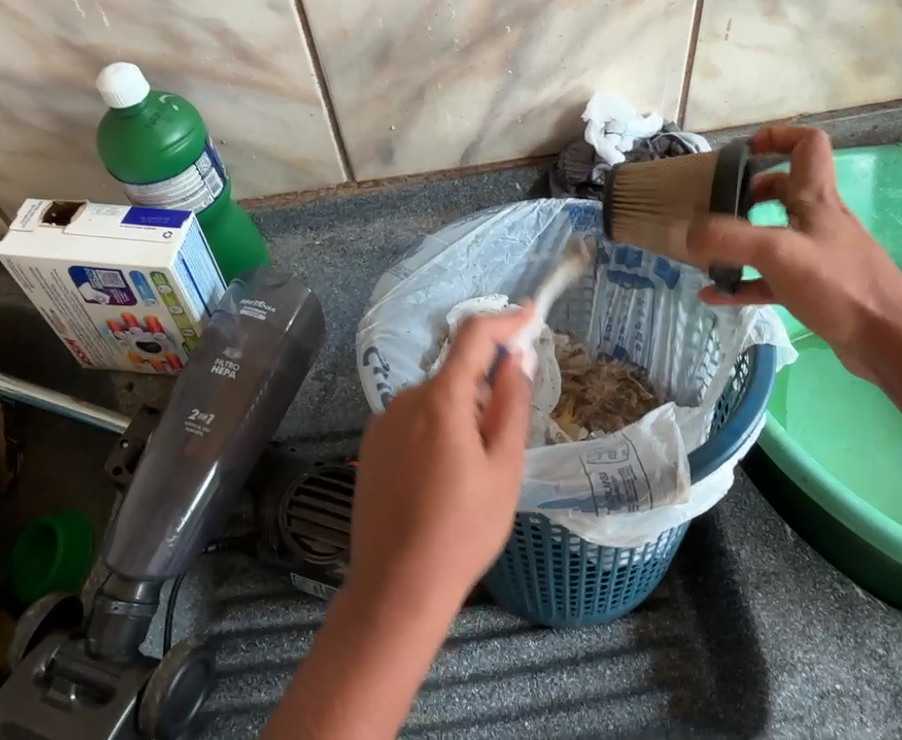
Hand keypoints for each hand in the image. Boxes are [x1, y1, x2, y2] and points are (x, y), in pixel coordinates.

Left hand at [348, 310, 534, 613]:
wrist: (398, 585)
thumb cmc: (463, 529)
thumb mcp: (504, 467)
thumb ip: (512, 403)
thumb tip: (517, 357)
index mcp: (440, 399)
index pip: (473, 336)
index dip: (505, 320)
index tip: (530, 316)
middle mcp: (405, 399)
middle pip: (455, 374)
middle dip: (485, 390)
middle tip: (504, 443)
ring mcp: (382, 423)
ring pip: (436, 400)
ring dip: (461, 415)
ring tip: (472, 475)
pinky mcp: (371, 446)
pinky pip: (414, 422)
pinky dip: (437, 432)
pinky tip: (441, 480)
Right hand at [673, 125, 901, 381]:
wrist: (891, 341)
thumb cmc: (838, 285)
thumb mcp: (776, 253)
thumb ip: (728, 239)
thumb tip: (687, 233)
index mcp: (816, 199)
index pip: (807, 146)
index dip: (777, 138)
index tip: (743, 152)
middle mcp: (819, 221)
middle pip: (786, 190)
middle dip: (749, 192)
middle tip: (717, 205)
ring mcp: (818, 256)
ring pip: (776, 235)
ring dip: (743, 239)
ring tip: (710, 251)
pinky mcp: (816, 290)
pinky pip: (770, 279)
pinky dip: (743, 282)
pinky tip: (715, 295)